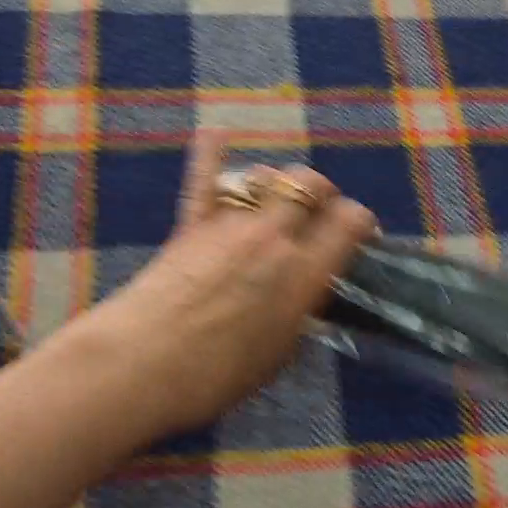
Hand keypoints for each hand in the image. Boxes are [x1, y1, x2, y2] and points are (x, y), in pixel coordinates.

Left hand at [81, 132, 376, 433]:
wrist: (146, 361)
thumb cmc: (217, 375)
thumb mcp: (278, 354)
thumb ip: (297, 314)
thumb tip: (303, 295)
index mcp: (304, 274)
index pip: (349, 223)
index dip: (360, 221)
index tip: (360, 230)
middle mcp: (274, 237)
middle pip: (310, 186)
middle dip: (322, 193)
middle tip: (318, 212)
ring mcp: (231, 223)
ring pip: (266, 177)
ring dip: (276, 183)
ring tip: (275, 197)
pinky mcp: (192, 222)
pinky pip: (205, 176)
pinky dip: (211, 151)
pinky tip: (217, 131)